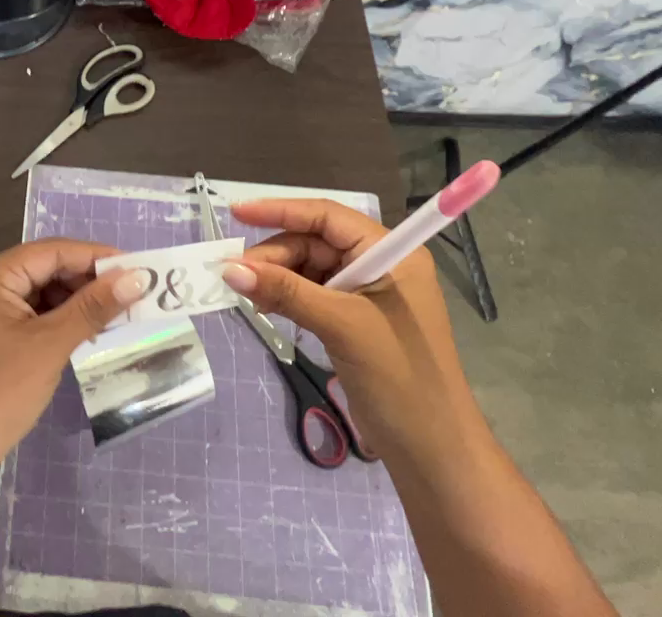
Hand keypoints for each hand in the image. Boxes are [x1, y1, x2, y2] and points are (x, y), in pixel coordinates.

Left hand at [0, 239, 146, 492]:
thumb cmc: (0, 393)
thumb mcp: (51, 345)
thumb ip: (93, 307)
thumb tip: (137, 276)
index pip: (51, 251)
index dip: (96, 257)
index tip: (139, 268)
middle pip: (44, 268)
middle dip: (87, 281)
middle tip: (133, 295)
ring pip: (38, 291)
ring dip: (75, 301)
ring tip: (115, 315)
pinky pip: (28, 312)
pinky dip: (57, 318)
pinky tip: (85, 331)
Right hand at [220, 200, 483, 461]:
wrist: (432, 450)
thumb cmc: (398, 376)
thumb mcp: (341, 325)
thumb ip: (286, 292)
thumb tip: (230, 268)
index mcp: (392, 253)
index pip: (328, 216)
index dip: (281, 210)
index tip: (236, 213)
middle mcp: (381, 265)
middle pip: (314, 241)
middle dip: (275, 255)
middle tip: (237, 276)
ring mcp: (368, 295)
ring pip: (309, 268)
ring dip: (278, 278)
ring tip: (250, 298)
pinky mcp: (355, 321)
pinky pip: (313, 294)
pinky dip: (288, 298)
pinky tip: (268, 309)